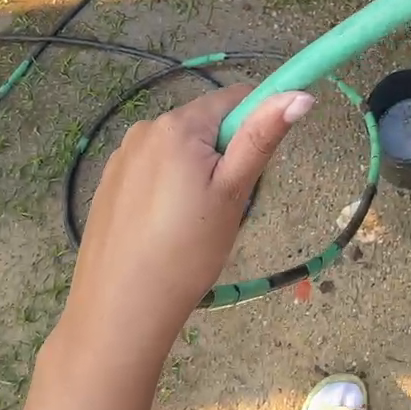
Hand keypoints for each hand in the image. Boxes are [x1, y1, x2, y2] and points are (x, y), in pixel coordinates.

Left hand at [63, 84, 312, 344]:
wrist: (118, 315)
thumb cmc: (187, 251)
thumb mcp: (234, 191)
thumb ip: (263, 135)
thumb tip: (301, 94)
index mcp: (179, 125)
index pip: (236, 97)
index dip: (257, 124)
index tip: (256, 169)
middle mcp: (145, 128)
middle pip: (208, 123)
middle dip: (227, 152)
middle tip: (228, 203)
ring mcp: (122, 156)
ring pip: (183, 146)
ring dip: (201, 168)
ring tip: (198, 220)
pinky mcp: (110, 183)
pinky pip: (157, 166)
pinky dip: (172, 184)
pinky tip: (168, 226)